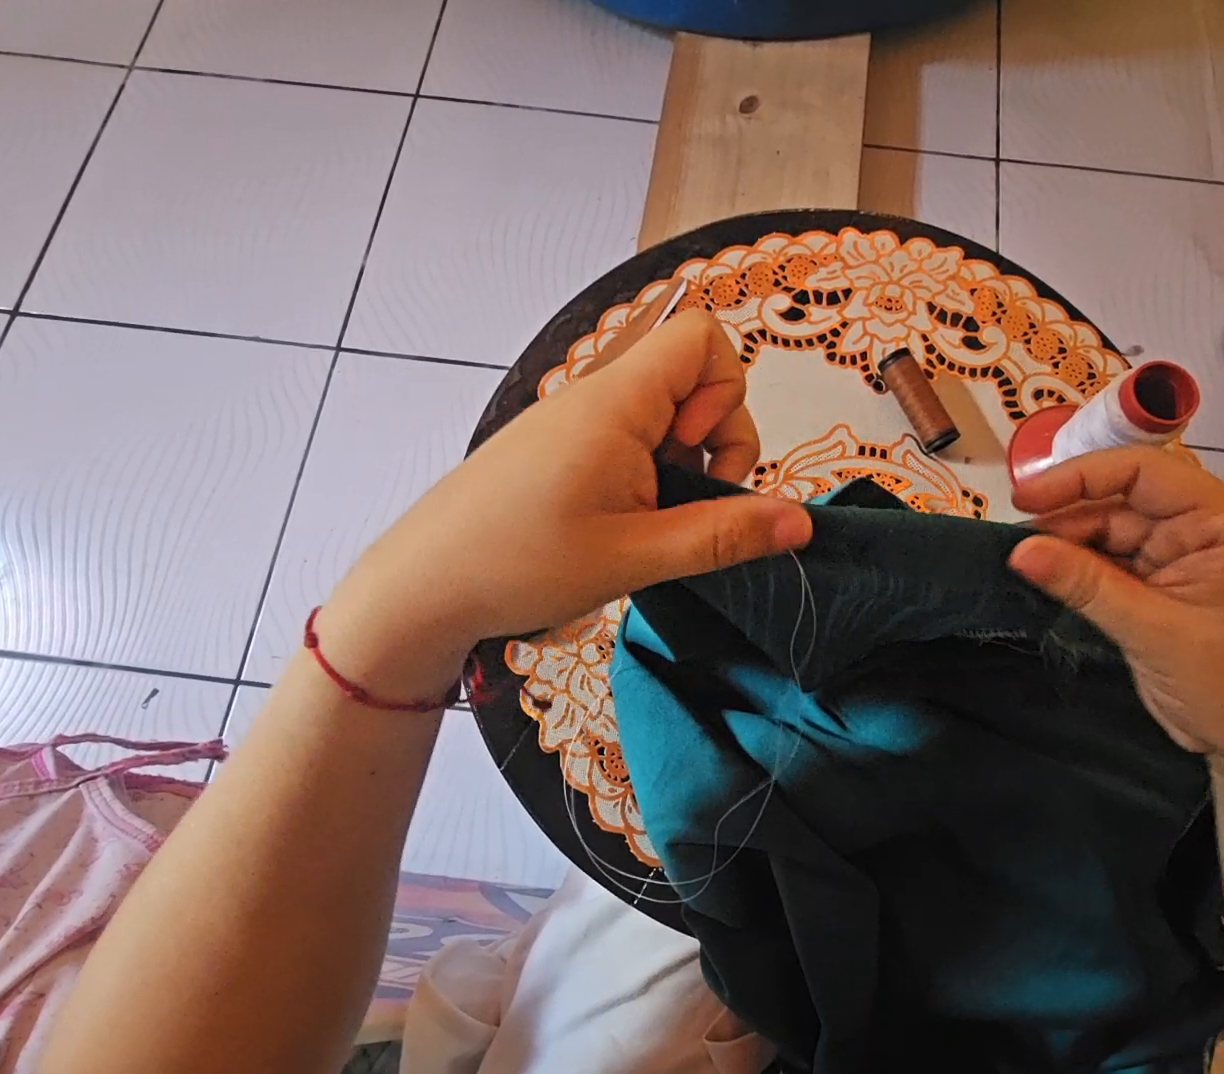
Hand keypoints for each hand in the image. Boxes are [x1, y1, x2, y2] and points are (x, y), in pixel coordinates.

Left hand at [314, 309, 812, 695]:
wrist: (422, 586)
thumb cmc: (518, 565)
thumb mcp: (636, 556)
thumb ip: (725, 534)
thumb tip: (801, 521)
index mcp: (615, 401)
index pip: (702, 337)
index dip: (724, 395)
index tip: (695, 458)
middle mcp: (596, 395)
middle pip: (692, 376)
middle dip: (712, 438)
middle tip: (679, 503)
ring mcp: (575, 419)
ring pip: (663, 411)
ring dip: (678, 462)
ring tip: (645, 521)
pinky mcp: (562, 445)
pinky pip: (629, 435)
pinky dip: (646, 472)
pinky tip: (620, 520)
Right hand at [1007, 447, 1223, 779]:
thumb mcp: (1156, 632)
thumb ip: (1085, 585)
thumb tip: (1018, 550)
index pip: (1143, 473)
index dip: (1079, 477)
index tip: (1024, 499)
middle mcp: (1205, 533)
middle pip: (1122, 504)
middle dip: (1067, 520)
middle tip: (1015, 545)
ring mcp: (1185, 564)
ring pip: (1112, 538)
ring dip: (1069, 549)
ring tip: (1024, 563)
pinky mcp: (1167, 595)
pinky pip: (1115, 570)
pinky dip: (1081, 574)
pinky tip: (1048, 580)